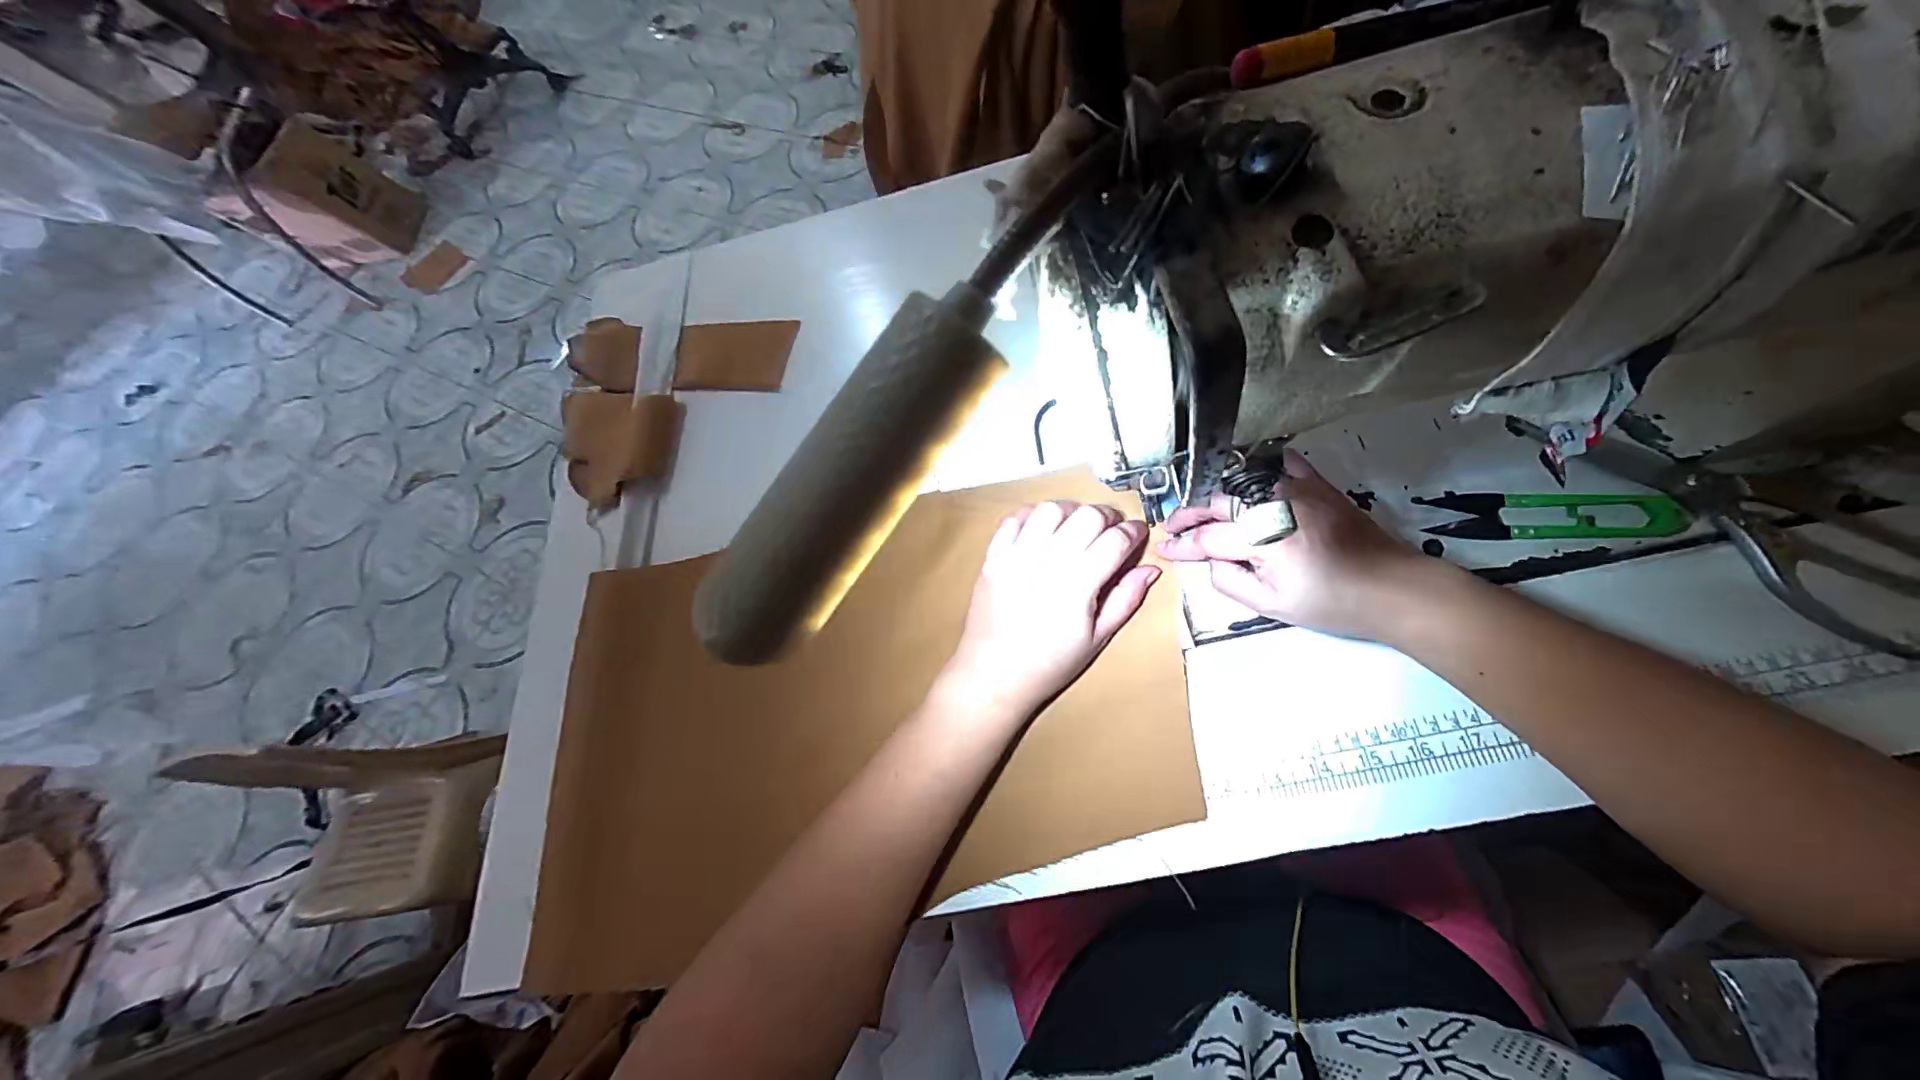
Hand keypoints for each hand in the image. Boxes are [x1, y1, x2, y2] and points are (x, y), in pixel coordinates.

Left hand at [941, 501, 1161, 716]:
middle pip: (1088, 515)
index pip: (1116, 538)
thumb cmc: (1048, 663)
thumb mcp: (1097, 638)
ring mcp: (1017, 553)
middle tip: (1112, 531)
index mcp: (1079, 582)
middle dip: (1108, 517)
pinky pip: (1016, 518)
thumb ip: (1126, 598)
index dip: (1134, 531)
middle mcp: (1048, 559)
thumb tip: (1150, 569)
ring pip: (1052, 508)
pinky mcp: (994, 554)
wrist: (994, 674)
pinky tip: (1044, 530)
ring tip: (1077, 527)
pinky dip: (1034, 516)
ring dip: (1071, 511)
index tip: (1139, 534)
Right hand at [1158, 450, 1442, 640]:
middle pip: (1218, 503)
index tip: (1165, 549)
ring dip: (1216, 494)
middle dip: (1190, 515)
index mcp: (1264, 539)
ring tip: (1201, 508)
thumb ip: (1231, 581)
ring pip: (1242, 482)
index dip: (1182, 545)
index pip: (1208, 538)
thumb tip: (1210, 561)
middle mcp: (1276, 506)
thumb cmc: (1334, 604)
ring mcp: (1298, 490)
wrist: (1393, 588)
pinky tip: (1248, 477)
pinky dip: (1261, 468)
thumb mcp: (1273, 606)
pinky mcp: (1319, 485)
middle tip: (1173, 526)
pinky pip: (1283, 465)